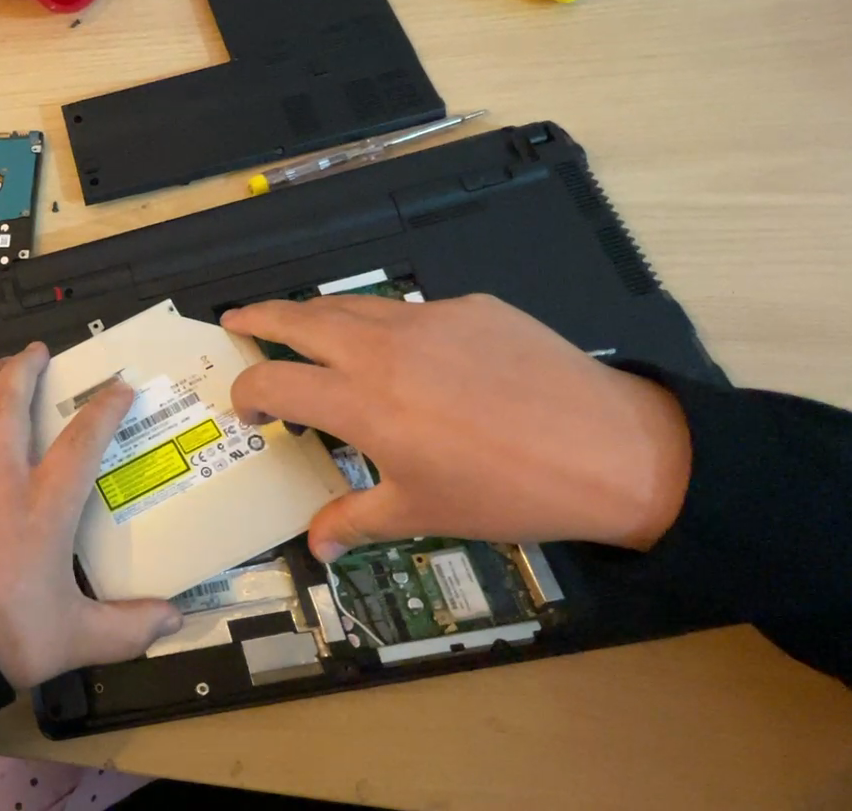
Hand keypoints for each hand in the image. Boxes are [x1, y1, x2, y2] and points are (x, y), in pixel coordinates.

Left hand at [0, 344, 183, 687]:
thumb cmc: (2, 636)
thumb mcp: (76, 638)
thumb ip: (129, 627)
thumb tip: (176, 620)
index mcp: (42, 508)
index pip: (81, 442)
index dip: (104, 409)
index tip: (119, 387)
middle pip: (11, 403)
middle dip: (26, 369)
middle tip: (38, 351)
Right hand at [222, 294, 692, 562]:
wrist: (616, 451)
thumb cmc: (507, 492)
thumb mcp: (423, 513)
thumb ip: (355, 519)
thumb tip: (316, 546)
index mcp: (358, 402)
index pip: (271, 382)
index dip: (247, 394)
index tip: (250, 412)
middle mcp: (378, 349)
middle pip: (295, 319)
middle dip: (256, 316)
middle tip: (235, 319)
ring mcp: (425, 320)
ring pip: (347, 305)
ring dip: (314, 315)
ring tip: (304, 328)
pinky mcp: (468, 306)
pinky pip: (410, 312)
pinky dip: (386, 327)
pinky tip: (411, 356)